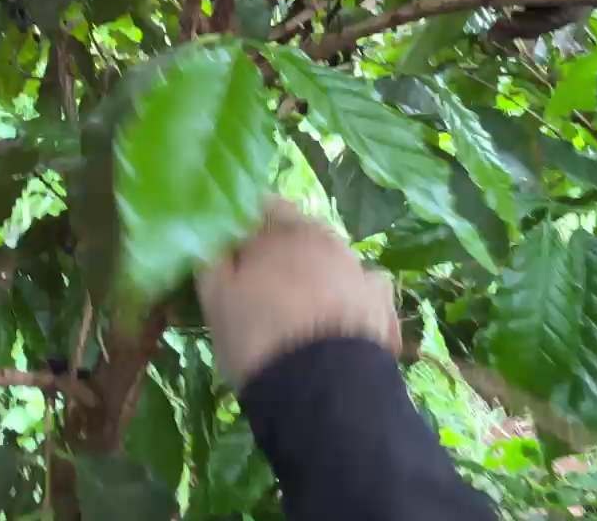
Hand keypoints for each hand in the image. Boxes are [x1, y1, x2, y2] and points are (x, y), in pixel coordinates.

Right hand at [197, 200, 400, 386]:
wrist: (322, 390)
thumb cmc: (258, 337)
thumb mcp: (216, 299)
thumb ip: (213, 260)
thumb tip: (215, 243)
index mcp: (284, 229)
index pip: (265, 207)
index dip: (248, 227)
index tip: (236, 251)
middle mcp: (326, 238)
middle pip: (302, 232)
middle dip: (285, 250)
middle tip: (265, 285)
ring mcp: (359, 269)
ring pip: (333, 260)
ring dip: (318, 275)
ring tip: (303, 313)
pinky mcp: (382, 304)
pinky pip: (364, 292)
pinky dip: (353, 301)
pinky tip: (342, 324)